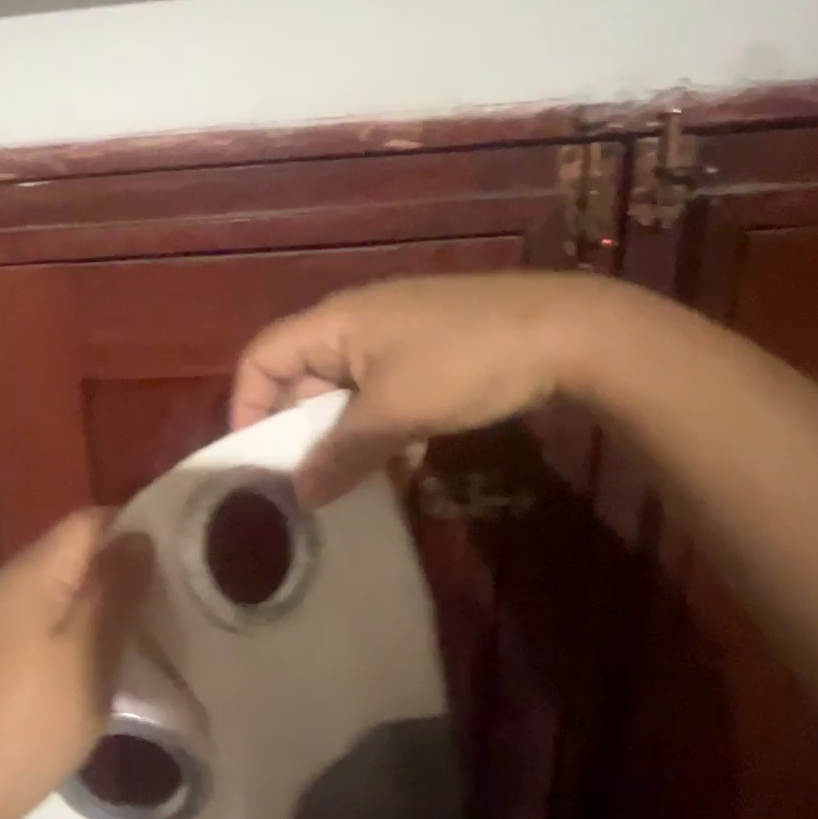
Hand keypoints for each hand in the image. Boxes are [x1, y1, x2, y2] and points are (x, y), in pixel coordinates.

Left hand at [0, 510, 153, 818]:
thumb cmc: (35, 716)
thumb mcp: (91, 650)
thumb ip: (117, 588)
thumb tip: (139, 536)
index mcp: (34, 570)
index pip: (90, 520)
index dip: (135, 525)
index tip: (179, 551)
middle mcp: (13, 580)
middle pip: (77, 547)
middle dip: (125, 561)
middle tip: (174, 588)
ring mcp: (3, 614)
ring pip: (67, 582)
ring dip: (107, 593)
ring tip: (152, 618)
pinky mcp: (2, 646)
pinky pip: (52, 612)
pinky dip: (85, 620)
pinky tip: (109, 649)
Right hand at [230, 271, 615, 505]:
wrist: (572, 332)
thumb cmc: (464, 363)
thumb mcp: (394, 413)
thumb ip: (340, 453)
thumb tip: (301, 494)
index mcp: (333, 324)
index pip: (261, 358)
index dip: (246, 405)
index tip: (256, 459)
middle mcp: (354, 324)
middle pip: (301, 379)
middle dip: (300, 432)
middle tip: (306, 483)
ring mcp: (394, 337)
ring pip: (346, 393)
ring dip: (345, 438)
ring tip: (352, 484)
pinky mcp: (428, 353)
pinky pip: (384, 394)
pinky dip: (383, 428)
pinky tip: (404, 464)